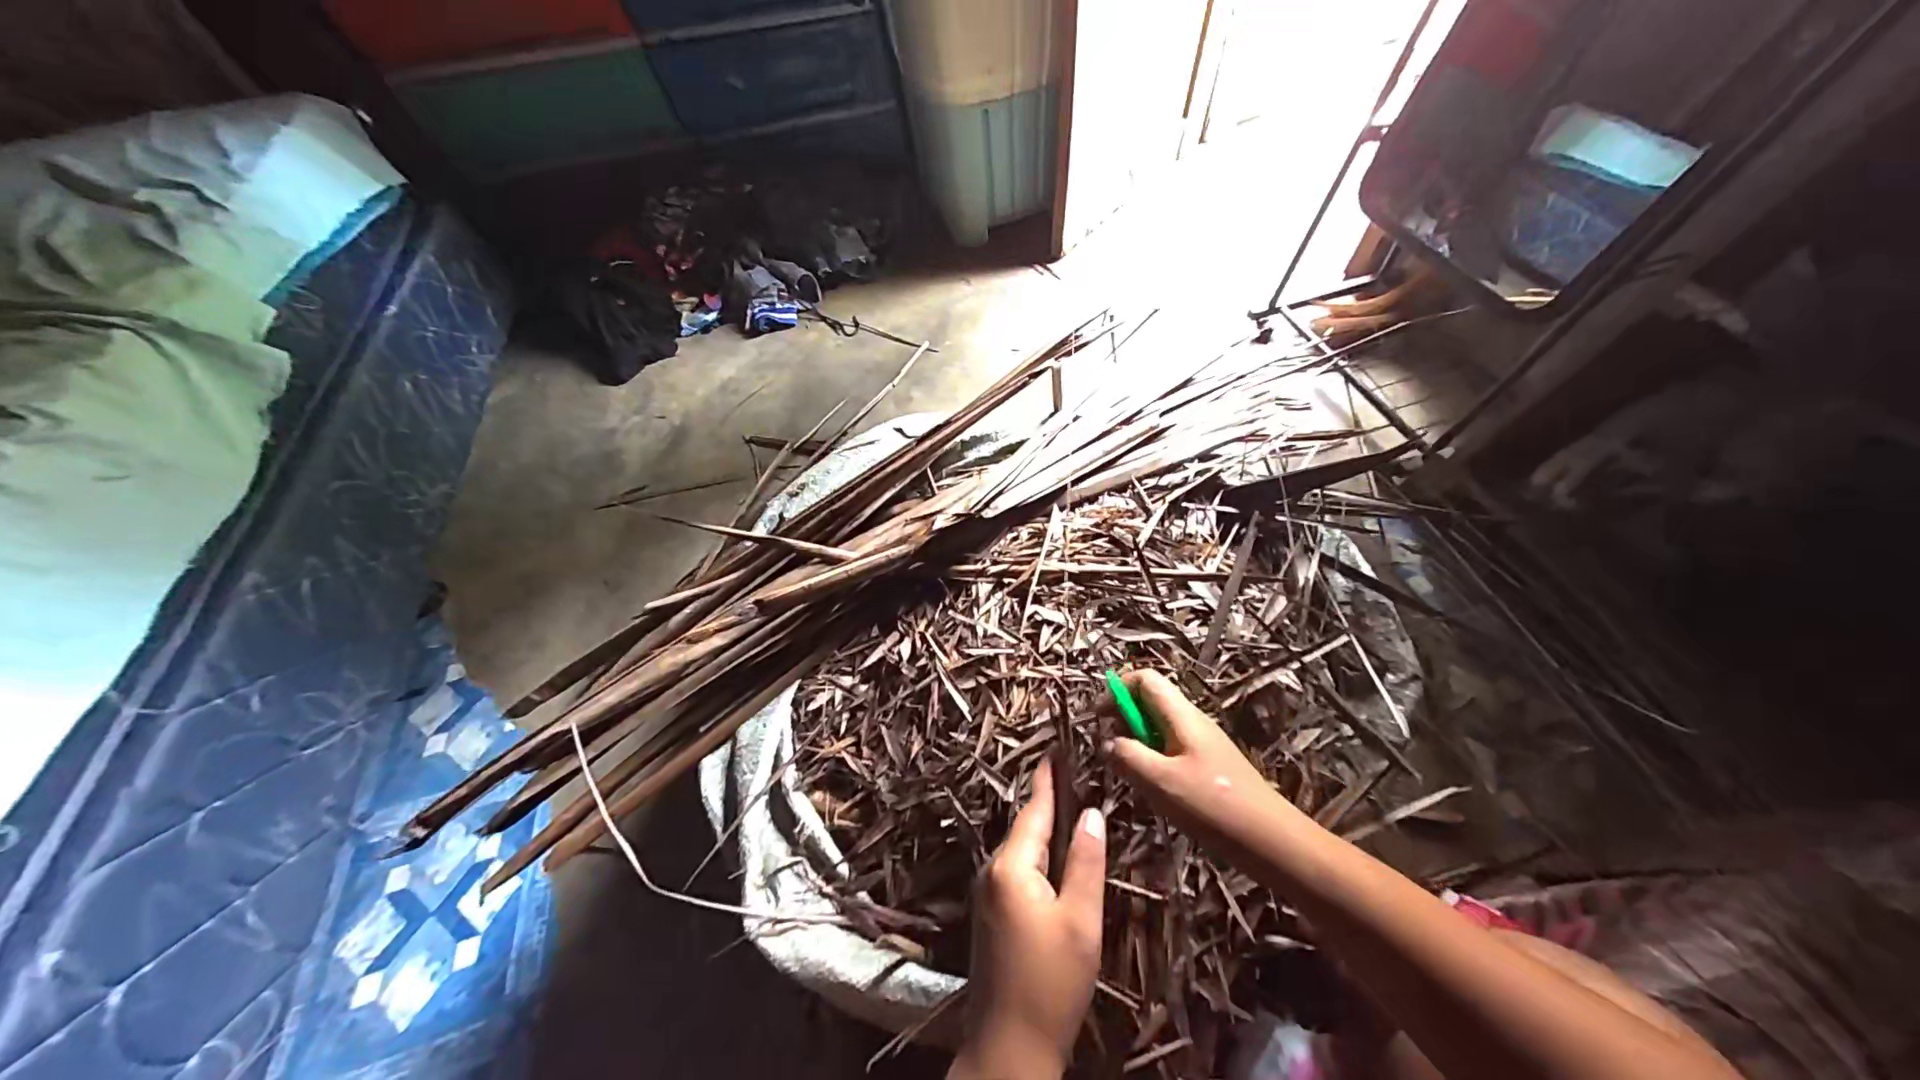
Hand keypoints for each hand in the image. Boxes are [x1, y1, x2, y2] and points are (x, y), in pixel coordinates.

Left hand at [950, 759, 1105, 1079]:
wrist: (1009, 1045)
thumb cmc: (1051, 982)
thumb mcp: (1080, 920)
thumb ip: (1085, 862)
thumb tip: (1091, 812)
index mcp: (1010, 866)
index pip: (1034, 810)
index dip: (1049, 780)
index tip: (1058, 750)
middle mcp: (991, 871)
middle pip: (1025, 827)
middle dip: (1048, 801)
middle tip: (1075, 774)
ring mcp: (987, 892)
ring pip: (1021, 849)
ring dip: (1044, 829)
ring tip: (1073, 806)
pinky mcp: (991, 912)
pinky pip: (1017, 869)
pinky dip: (1038, 855)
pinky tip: (1058, 856)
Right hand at [1102, 669, 1296, 864]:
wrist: (1272, 842)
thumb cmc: (1214, 807)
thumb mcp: (1160, 782)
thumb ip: (1127, 757)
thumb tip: (1106, 743)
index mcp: (1182, 715)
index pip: (1144, 678)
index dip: (1116, 690)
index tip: (1099, 719)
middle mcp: (1192, 721)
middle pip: (1149, 701)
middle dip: (1123, 720)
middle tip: (1113, 752)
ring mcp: (1202, 743)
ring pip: (1157, 728)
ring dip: (1137, 744)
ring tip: (1132, 774)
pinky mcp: (1207, 766)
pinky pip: (1170, 749)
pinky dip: (1153, 761)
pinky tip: (1155, 790)